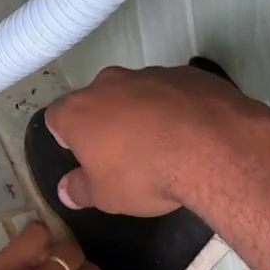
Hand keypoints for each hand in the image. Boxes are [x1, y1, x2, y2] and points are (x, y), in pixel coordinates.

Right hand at [43, 65, 269, 216]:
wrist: (213, 146)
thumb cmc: (145, 174)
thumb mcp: (106, 196)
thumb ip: (81, 190)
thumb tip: (65, 190)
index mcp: (79, 111)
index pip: (56, 117)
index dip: (67, 137)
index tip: (85, 156)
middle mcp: (109, 83)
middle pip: (97, 99)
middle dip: (106, 122)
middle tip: (123, 153)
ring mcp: (150, 73)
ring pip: (136, 92)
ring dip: (142, 112)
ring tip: (164, 144)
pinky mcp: (188, 73)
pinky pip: (172, 91)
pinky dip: (176, 107)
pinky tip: (192, 133)